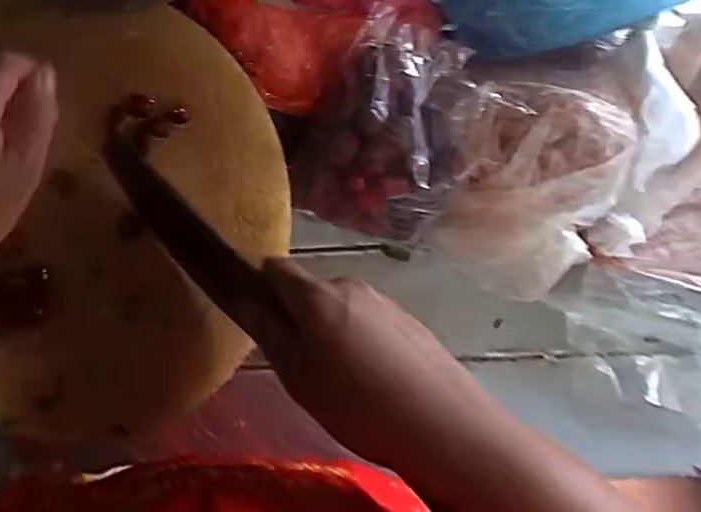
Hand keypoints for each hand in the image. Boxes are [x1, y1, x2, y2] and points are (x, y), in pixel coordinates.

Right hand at [254, 261, 630, 511]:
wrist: (455, 434)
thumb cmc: (359, 405)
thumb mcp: (297, 376)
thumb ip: (267, 332)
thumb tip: (245, 299)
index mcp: (313, 294)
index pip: (274, 266)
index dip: (263, 287)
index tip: (265, 317)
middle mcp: (347, 285)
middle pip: (310, 288)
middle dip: (302, 313)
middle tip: (306, 358)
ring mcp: (386, 303)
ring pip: (344, 306)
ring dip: (337, 328)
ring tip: (349, 377)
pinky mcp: (416, 325)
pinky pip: (375, 323)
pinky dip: (368, 342)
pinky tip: (382, 383)